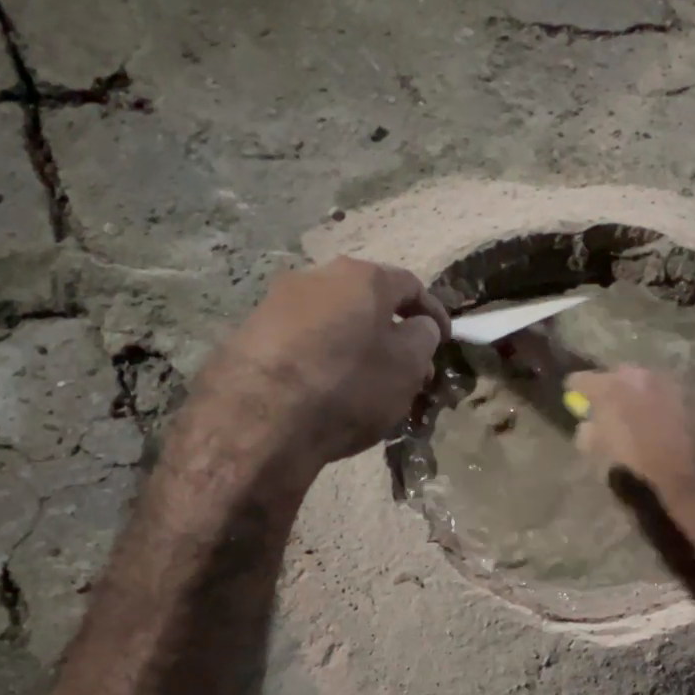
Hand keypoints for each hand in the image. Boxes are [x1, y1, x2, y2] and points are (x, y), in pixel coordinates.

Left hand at [183, 258, 448, 486]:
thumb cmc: (350, 386)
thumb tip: (419, 327)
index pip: (410, 285)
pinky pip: (302, 340)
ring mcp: (278, 301)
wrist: (260, 417)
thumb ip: (422, 339)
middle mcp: (318, 276)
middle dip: (391, 331)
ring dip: (355, 344)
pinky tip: (327, 389)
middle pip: (367, 300)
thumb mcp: (407, 367)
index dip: (433, 313)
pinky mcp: (250, 331)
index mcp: (363, 277)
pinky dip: (323, 358)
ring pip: (333, 319)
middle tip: (407, 367)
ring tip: (367, 382)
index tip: (443, 339)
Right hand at [566, 367, 694, 494]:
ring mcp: (658, 378)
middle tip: (606, 406)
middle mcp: (633, 374)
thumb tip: (586, 424)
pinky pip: (655, 388)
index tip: (575, 398)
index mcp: (609, 386)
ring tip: (631, 411)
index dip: (575, 389)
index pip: (581, 379)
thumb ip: (587, 432)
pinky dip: (649, 398)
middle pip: (612, 375)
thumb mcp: (601, 448)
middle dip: (606, 388)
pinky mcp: (678, 389)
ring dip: (630, 391)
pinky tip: (652, 415)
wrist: (680, 464)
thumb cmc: (635, 456)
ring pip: (636, 379)